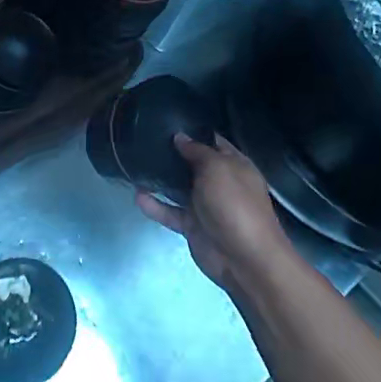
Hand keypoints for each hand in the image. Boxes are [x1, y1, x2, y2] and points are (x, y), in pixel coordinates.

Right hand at [137, 134, 293, 290]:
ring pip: (179, 188)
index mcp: (234, 165)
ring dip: (160, 180)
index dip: (193, 133)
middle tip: (144, 141)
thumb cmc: (235, 204)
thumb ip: (197, 151)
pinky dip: (155, 206)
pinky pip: (170, 212)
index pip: (213, 142)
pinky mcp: (192, 226)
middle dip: (173, 155)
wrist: (244, 258)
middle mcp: (220, 183)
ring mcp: (205, 205)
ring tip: (136, 165)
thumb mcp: (217, 168)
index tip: (167, 123)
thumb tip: (180, 137)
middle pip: (193, 165)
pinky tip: (138, 196)